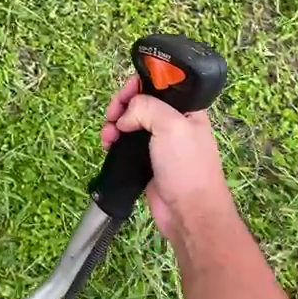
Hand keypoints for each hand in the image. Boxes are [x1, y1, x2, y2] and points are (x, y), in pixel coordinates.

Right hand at [101, 75, 233, 243]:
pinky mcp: (146, 160)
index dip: (138, 85)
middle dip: (121, 106)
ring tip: (107, 137)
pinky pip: (125, 142)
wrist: (190, 214)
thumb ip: (145, 107)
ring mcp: (159, 142)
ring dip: (114, 124)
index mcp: (186, 109)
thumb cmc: (186, 167)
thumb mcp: (171, 125)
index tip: (124, 95)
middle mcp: (173, 122)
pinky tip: (108, 146)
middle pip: (139, 102)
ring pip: (129, 122)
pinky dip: (114, 140)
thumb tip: (123, 118)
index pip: (158, 85)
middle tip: (111, 117)